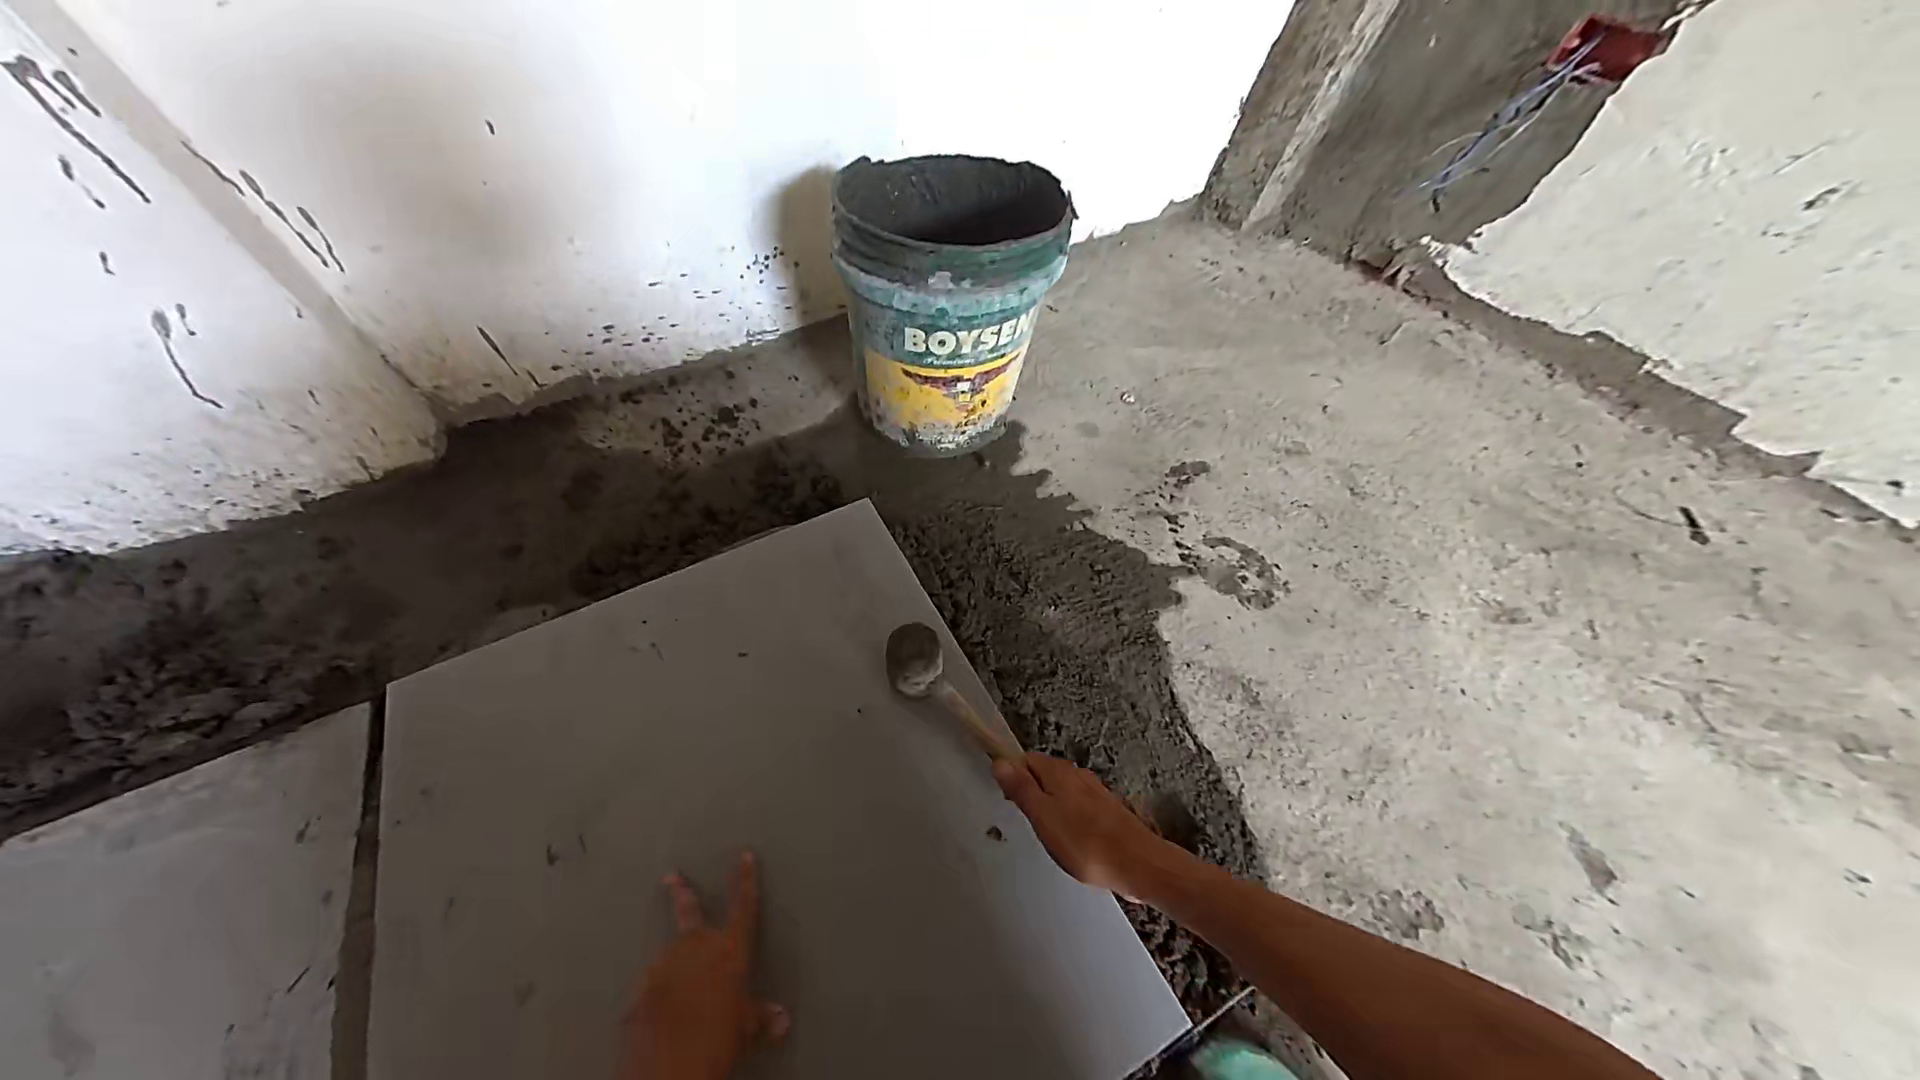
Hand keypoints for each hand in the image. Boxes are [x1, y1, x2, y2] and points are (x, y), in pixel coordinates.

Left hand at [619, 852, 789, 1079]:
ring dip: (673, 954)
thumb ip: (761, 1018)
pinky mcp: (641, 991)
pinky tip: (659, 1006)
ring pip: (670, 950)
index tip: (745, 856)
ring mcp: (665, 967)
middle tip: (671, 875)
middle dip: (683, 893)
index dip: (746, 879)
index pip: (744, 906)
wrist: (667, 1074)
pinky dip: (658, 988)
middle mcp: (697, 948)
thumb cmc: (718, 1044)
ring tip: (674, 968)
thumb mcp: (746, 1031)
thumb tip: (783, 1020)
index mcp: (730, 951)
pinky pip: (653, 983)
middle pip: (691, 912)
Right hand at [992, 753, 1177, 898]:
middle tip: (1028, 821)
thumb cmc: (1086, 843)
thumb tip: (1000, 762)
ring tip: (1047, 834)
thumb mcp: (1043, 816)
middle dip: (1031, 791)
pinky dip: (1068, 817)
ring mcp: (1094, 791)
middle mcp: (1077, 774)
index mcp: (1058, 771)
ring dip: (1050, 805)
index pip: (1025, 759)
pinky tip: (1071, 839)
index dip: (1012, 776)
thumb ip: (1021, 788)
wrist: (1138, 864)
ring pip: (1061, 790)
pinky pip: (1077, 805)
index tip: (1009, 801)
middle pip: (1043, 772)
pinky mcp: (1107, 810)